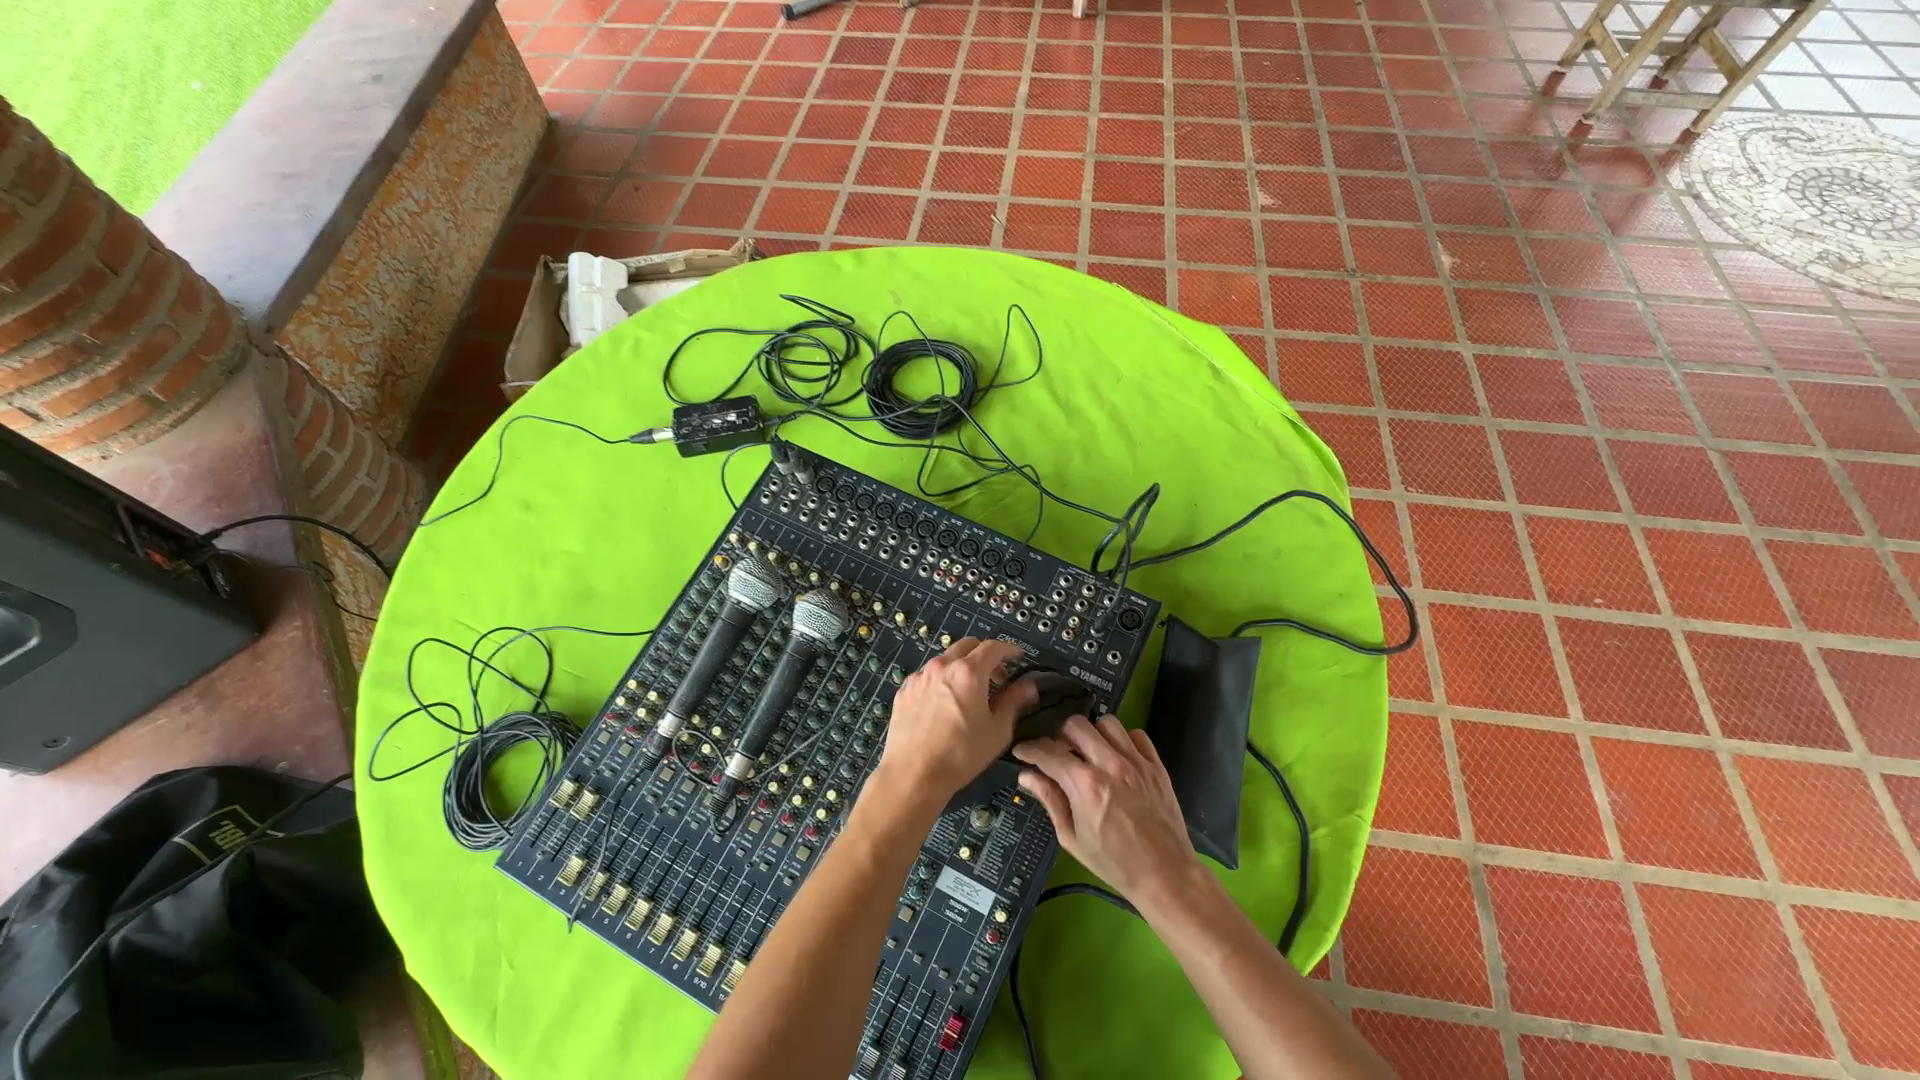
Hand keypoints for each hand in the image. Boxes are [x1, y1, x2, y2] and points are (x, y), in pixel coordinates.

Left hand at [874, 638, 1036, 806]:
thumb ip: (1014, 701)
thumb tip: (1028, 685)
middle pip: (967, 646)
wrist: (913, 774)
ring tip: (969, 692)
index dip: (1009, 650)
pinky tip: (944, 704)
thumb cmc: (961, 754)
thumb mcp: (997, 730)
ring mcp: (919, 677)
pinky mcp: (904, 690)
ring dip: (962, 666)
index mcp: (968, 672)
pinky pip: (927, 676)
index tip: (1018, 658)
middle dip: (985, 655)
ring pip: (945, 659)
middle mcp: (941, 666)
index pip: (993, 647)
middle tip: (996, 676)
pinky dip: (941, 680)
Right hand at [1012, 715, 1199, 907]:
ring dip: (1092, 734)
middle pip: (1076, 725)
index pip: (1048, 752)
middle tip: (1058, 754)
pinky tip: (1118, 757)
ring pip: (1107, 723)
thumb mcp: (1072, 837)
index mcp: (1085, 785)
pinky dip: (1123, 740)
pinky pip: (1137, 735)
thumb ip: (1050, 800)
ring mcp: (1137, 762)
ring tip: (1089, 753)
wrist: (1164, 873)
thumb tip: (1027, 776)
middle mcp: (1110, 764)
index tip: (1022, 751)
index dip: (1029, 748)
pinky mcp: (1157, 765)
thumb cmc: (1113, 862)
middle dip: (1060, 736)